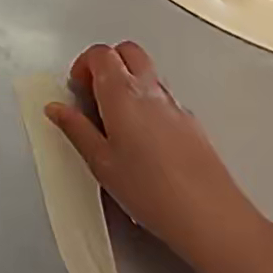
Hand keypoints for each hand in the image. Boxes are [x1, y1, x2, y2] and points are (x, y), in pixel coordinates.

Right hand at [45, 42, 260, 254]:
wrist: (215, 221)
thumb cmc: (153, 192)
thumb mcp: (100, 163)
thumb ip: (76, 129)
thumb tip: (57, 110)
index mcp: (121, 93)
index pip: (99, 54)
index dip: (83, 64)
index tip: (77, 88)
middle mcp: (150, 91)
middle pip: (127, 51)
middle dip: (107, 62)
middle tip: (94, 91)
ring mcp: (176, 106)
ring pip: (148, 72)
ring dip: (128, 80)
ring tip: (117, 116)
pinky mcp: (194, 125)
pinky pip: (165, 98)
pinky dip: (149, 102)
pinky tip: (144, 137)